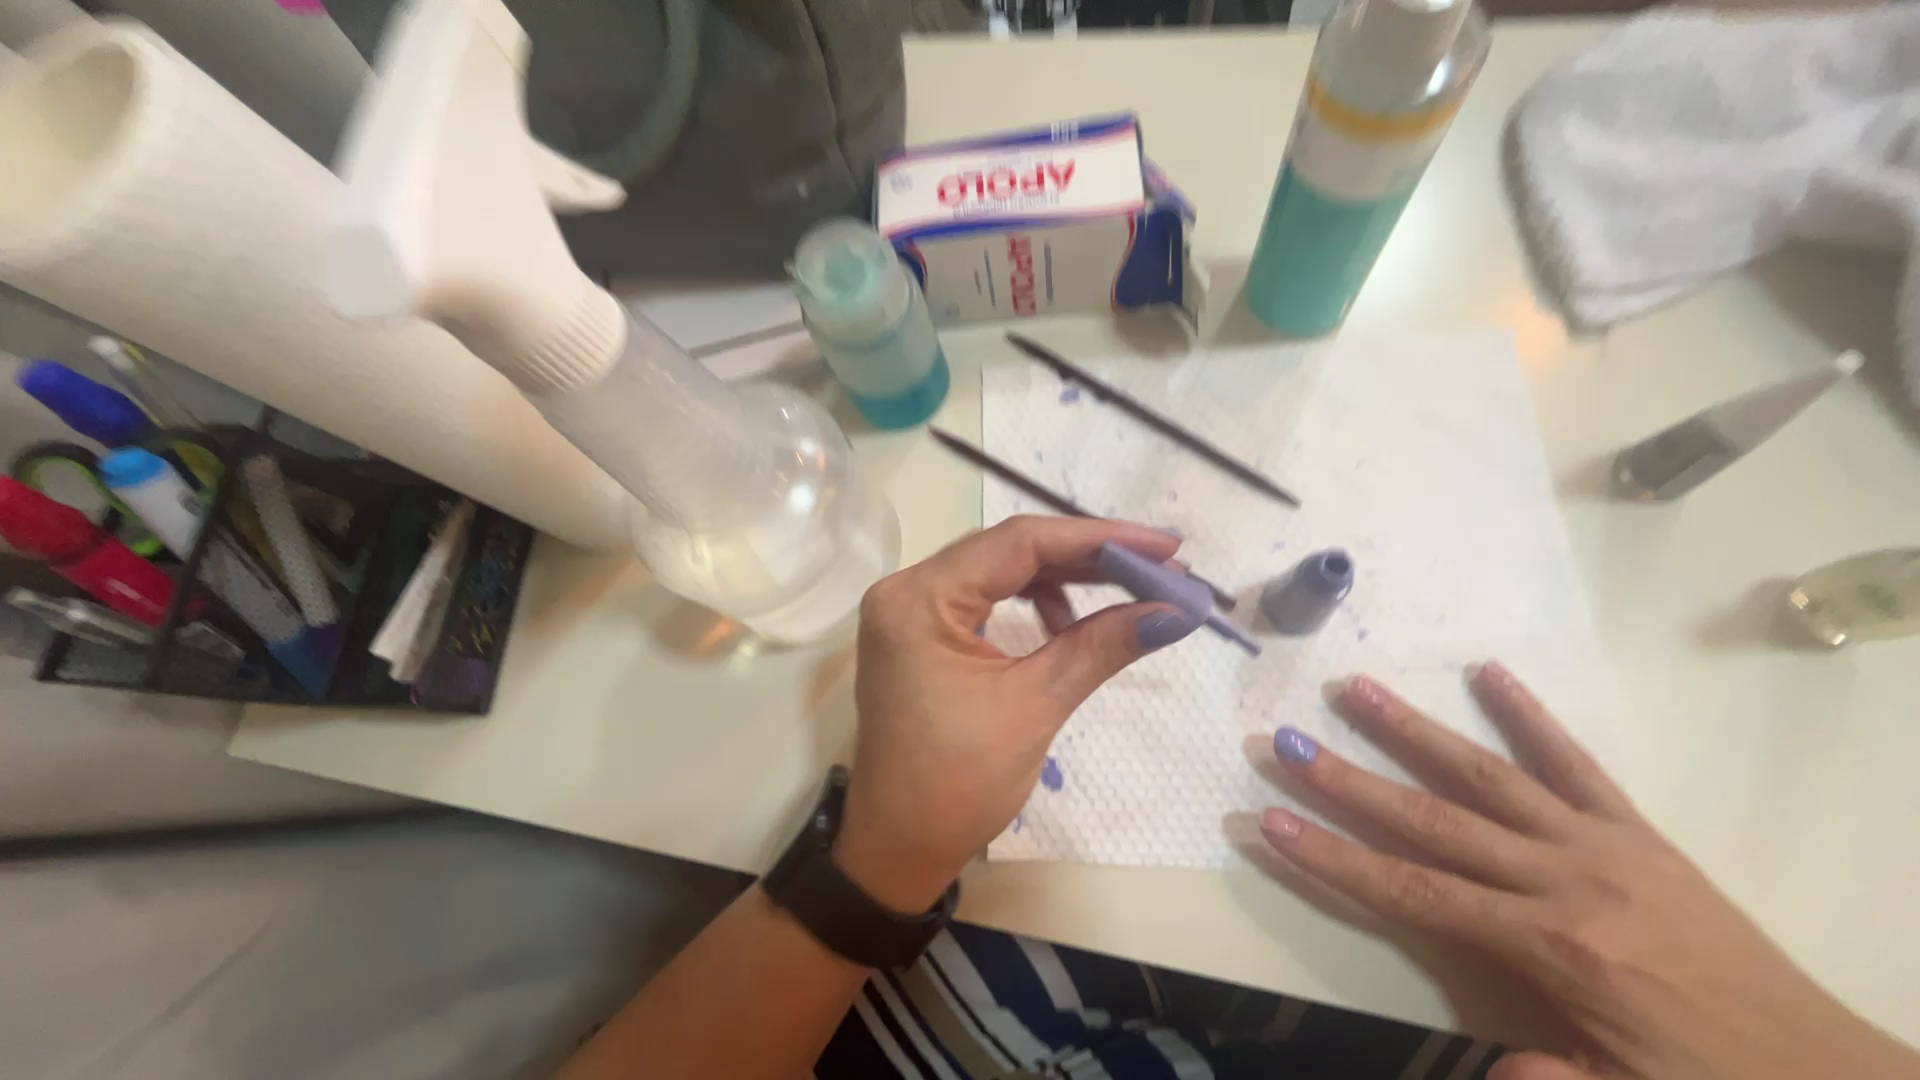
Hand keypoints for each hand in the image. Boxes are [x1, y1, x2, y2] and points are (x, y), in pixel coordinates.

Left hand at [834, 515, 1199, 912]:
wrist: (900, 846)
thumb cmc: (958, 784)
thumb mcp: (1035, 705)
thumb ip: (1102, 645)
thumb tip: (1176, 612)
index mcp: (919, 599)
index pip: (1019, 542)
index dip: (1099, 538)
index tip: (1166, 546)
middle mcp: (906, 589)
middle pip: (1009, 549)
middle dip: (1088, 555)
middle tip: (1161, 565)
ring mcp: (910, 609)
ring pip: (999, 569)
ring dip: (1064, 576)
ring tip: (1128, 592)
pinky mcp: (921, 630)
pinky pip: (984, 595)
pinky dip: (1031, 600)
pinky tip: (1065, 621)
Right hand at [1260, 663, 1919, 1079]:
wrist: (1829, 1075)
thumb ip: (1547, 1079)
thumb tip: (1490, 1065)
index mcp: (1549, 946)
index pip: (1412, 891)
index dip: (1335, 858)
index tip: (1270, 822)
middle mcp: (1564, 879)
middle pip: (1431, 819)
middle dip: (1348, 780)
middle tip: (1287, 741)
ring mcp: (1600, 844)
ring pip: (1487, 773)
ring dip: (1413, 729)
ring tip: (1357, 688)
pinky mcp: (1635, 829)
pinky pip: (1575, 762)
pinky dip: (1529, 715)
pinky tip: (1489, 671)